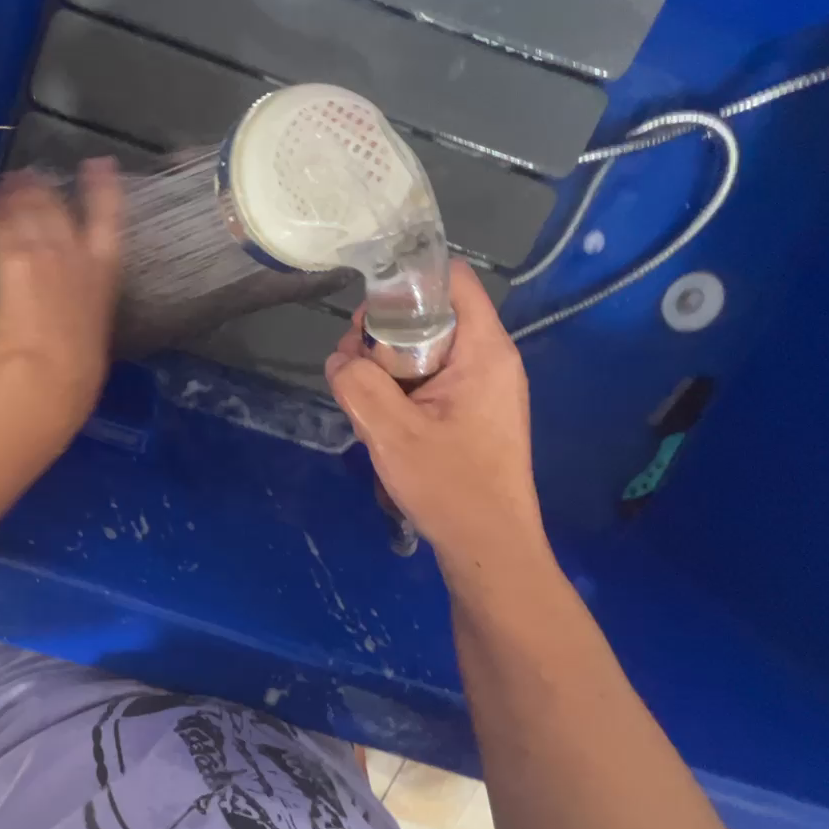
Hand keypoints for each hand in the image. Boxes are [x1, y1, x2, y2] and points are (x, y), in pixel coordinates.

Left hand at [0, 159, 124, 428]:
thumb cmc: (80, 368)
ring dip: (15, 193)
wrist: (50, 369)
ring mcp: (42, 251)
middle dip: (44, 188)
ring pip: (27, 209)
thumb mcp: (94, 333)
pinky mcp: (11, 258)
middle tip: (29, 175)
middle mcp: (75, 251)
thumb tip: (75, 316)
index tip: (99, 165)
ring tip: (5, 182)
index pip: (110, 217)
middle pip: (58, 207)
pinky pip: (0, 225)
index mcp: (105, 270)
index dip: (103, 188)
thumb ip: (84, 309)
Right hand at [325, 261, 548, 573]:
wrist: (488, 548)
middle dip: (381, 337)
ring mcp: (480, 387)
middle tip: (354, 370)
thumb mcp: (390, 432)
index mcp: (483, 351)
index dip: (404, 282)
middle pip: (428, 316)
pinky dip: (397, 394)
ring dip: (384, 371)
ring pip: (421, 352)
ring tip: (365, 409)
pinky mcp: (469, 412)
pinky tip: (381, 426)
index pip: (449, 280)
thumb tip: (340, 359)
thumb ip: (357, 383)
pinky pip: (425, 381)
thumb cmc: (450, 486)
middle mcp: (488, 360)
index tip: (365, 317)